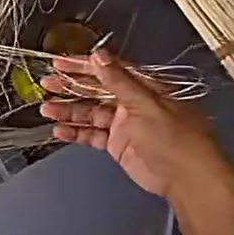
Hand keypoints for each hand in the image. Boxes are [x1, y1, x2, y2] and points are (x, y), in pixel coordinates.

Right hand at [39, 50, 232, 199]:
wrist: (187, 178)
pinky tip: (60, 131)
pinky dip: (76, 132)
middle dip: (70, 87)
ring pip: (90, 114)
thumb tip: (99, 56)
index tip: (60, 63)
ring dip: (68, 111)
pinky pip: (92, 135)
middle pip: (95, 91)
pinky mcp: (118, 145)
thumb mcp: (145, 104)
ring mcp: (123, 124)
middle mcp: (131, 102)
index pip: (108, 70)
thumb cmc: (174, 137)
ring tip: (46, 110)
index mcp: (142, 87)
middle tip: (46, 84)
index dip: (83, 66)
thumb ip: (119, 81)